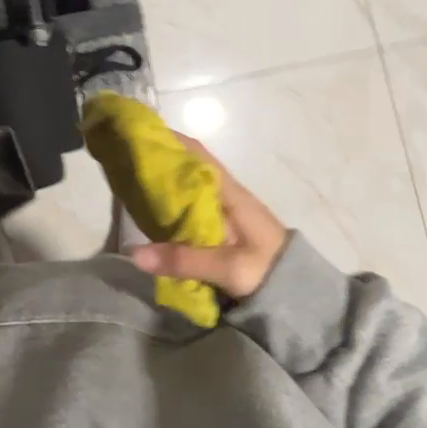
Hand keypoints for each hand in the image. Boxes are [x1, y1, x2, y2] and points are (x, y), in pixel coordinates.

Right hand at [129, 134, 288, 299]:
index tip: (140, 134)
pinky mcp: (225, 228)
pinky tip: (153, 212)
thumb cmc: (268, 271)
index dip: (170, 139)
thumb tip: (133, 253)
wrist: (300, 293)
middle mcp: (226, 194)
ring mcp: (226, 210)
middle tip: (125, 159)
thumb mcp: (228, 268)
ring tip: (131, 180)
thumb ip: (183, 260)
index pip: (197, 154)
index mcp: (229, 192)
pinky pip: (193, 207)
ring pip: (190, 187)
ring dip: (165, 182)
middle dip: (160, 161)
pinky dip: (173, 203)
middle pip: (189, 167)